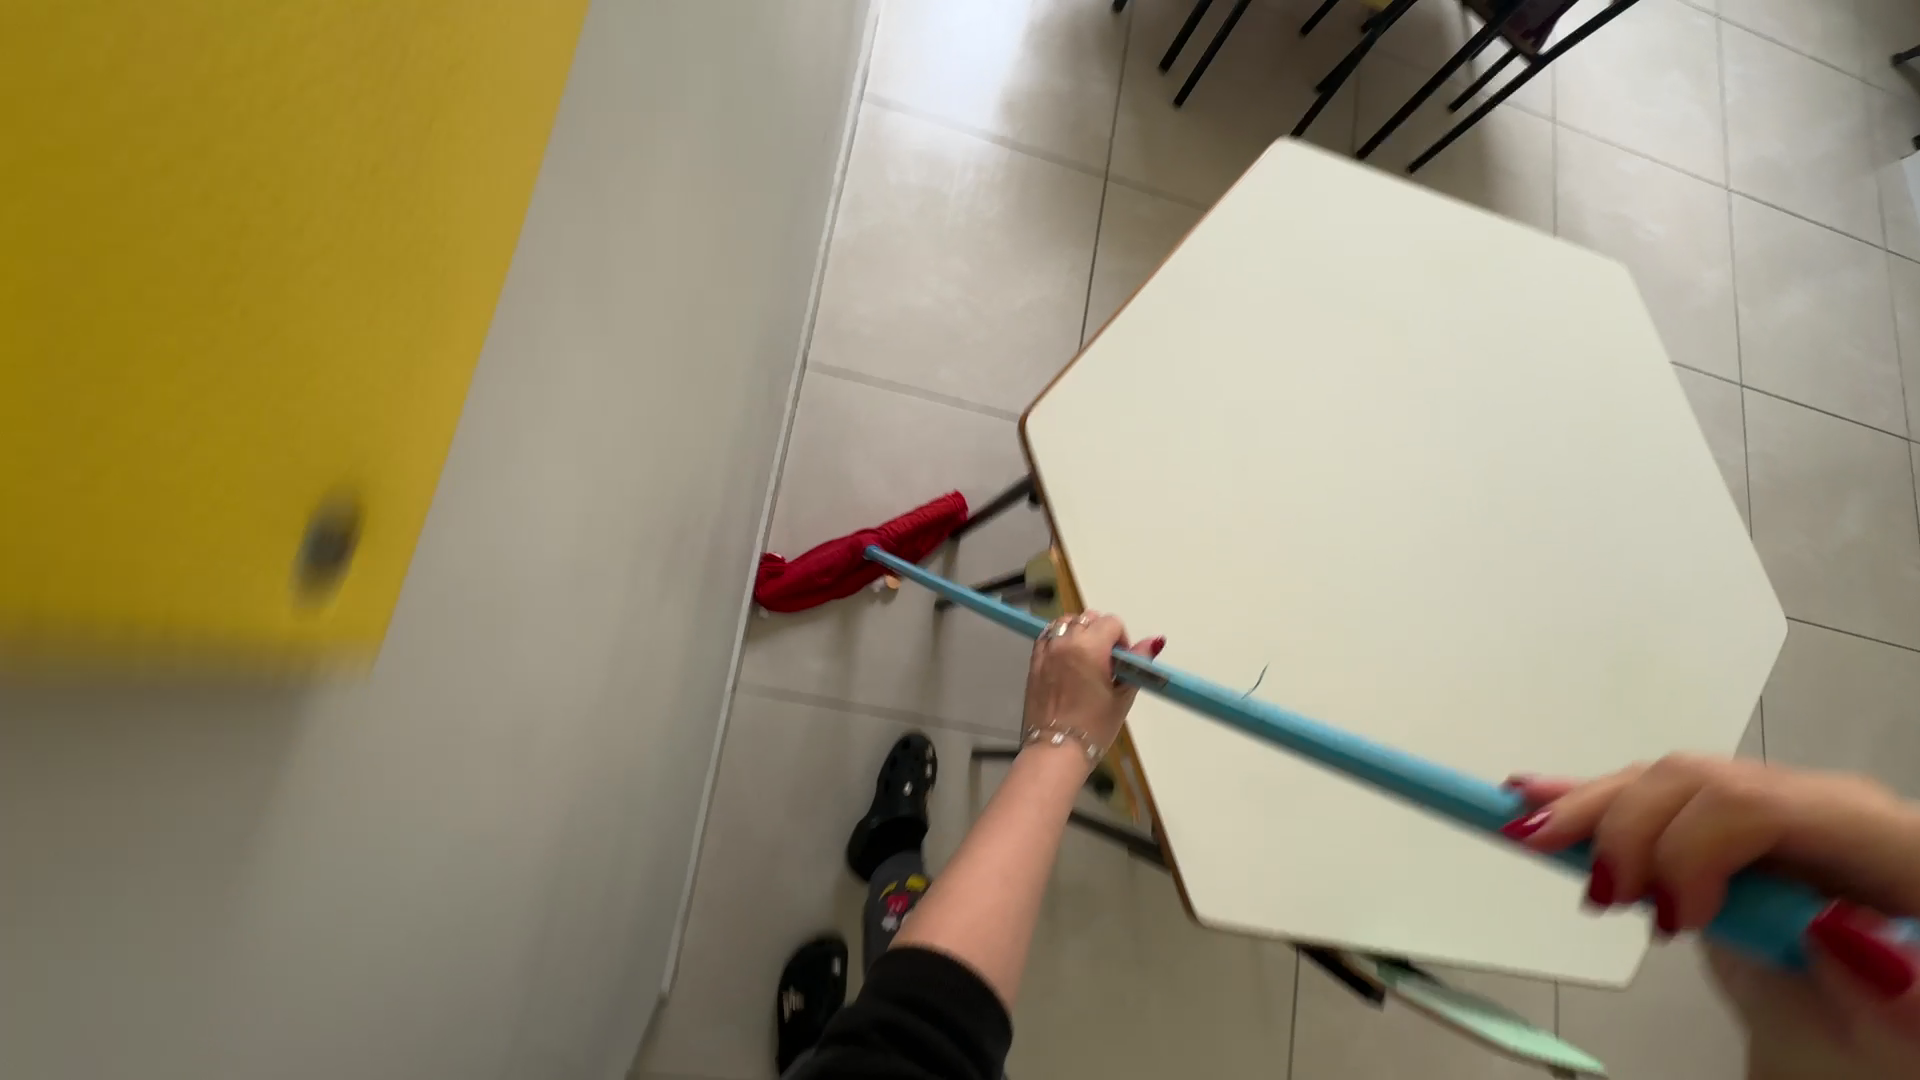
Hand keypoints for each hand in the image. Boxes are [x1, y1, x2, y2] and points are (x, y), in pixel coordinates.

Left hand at [1022, 611, 1162, 769]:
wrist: (1056, 749)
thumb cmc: (1094, 726)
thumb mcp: (1122, 696)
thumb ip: (1137, 663)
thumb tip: (1154, 641)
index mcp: (1089, 646)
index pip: (1111, 622)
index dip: (1121, 640)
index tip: (1120, 664)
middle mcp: (1065, 642)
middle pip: (1087, 619)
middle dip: (1100, 634)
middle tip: (1104, 663)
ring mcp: (1046, 650)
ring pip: (1065, 623)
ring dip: (1078, 633)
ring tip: (1085, 660)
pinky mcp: (1034, 662)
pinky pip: (1047, 637)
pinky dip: (1059, 640)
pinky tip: (1066, 661)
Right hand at [1503, 756, 1919, 1073]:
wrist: (1913, 994)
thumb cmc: (1917, 1000)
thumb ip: (1900, 985)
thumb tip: (1835, 935)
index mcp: (1879, 838)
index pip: (1746, 804)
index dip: (1683, 850)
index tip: (1668, 921)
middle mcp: (1816, 804)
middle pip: (1687, 781)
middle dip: (1617, 827)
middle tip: (1590, 890)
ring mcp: (1771, 805)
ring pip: (1655, 781)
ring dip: (1583, 808)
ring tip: (1526, 834)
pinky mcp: (1728, 822)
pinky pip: (1649, 795)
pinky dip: (1588, 798)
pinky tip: (1529, 793)